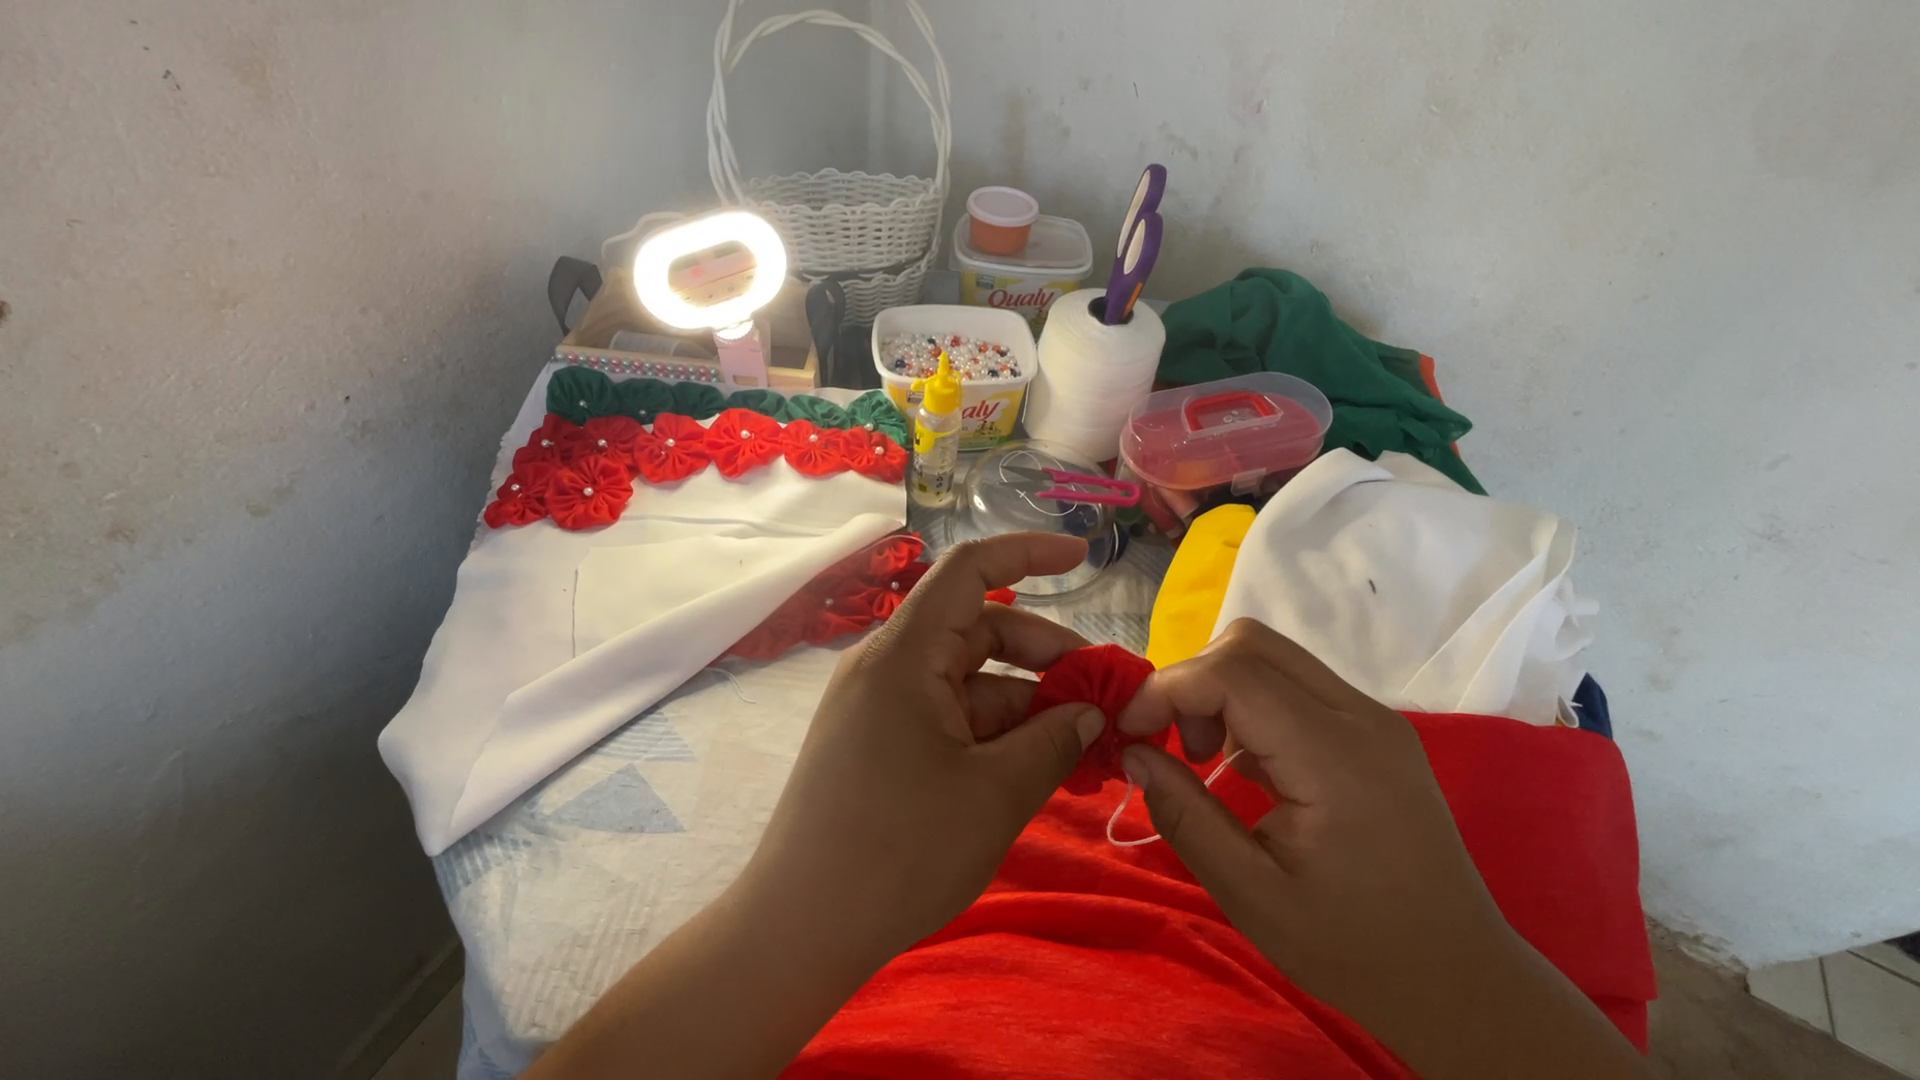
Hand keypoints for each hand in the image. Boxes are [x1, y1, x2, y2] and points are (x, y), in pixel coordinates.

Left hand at [737, 532, 1104, 965]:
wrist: (802, 928)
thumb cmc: (900, 852)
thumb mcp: (996, 793)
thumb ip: (1054, 740)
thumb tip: (1090, 712)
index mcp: (903, 656)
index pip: (968, 572)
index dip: (1028, 552)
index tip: (1082, 557)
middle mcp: (886, 667)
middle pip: (978, 631)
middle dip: (1046, 656)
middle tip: (1103, 698)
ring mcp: (879, 706)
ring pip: (969, 681)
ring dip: (1026, 705)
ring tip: (1083, 747)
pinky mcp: (878, 742)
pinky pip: (948, 717)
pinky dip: (995, 733)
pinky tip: (1037, 768)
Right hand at [1117, 619, 1648, 1079]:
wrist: (1458, 976)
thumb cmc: (1353, 946)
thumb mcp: (1250, 893)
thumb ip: (1184, 814)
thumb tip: (1132, 754)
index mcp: (1333, 756)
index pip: (1232, 673)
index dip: (1165, 689)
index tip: (1130, 734)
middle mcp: (1360, 716)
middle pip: (1251, 643)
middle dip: (1191, 680)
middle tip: (1175, 747)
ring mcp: (1374, 718)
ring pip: (1272, 656)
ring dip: (1220, 689)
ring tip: (1209, 761)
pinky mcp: (1375, 730)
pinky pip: (1295, 684)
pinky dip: (1251, 704)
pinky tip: (1249, 767)